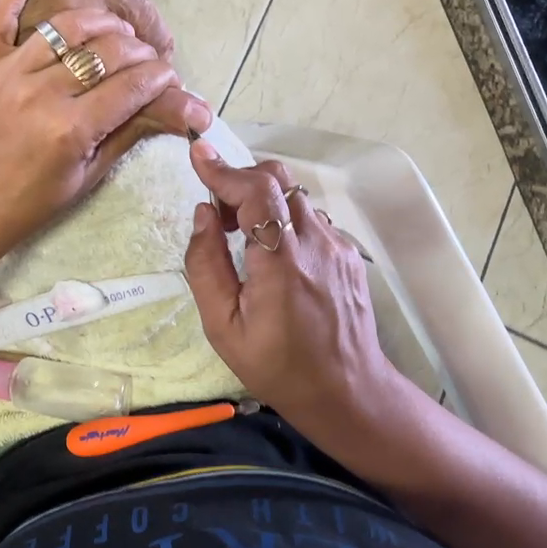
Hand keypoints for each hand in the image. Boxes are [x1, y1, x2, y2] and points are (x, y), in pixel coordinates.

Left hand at [0, 0, 187, 252]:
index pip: (132, 86)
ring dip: (102, 21)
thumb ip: (134, 129)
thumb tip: (192, 109)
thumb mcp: (91, 173)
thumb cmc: (34, 199)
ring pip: (67, 27)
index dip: (160, 76)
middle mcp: (39, 94)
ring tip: (117, 30)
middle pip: (106, 52)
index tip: (169, 74)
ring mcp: (5, 74)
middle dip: (140, 51)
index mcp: (70, 129)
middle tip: (147, 58)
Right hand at [182, 139, 399, 426]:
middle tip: (220, 213)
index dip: (223, 170)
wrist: (349, 394)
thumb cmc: (278, 367)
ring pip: (294, 195)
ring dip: (262, 200)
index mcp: (281, 263)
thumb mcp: (223, 328)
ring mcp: (337, 245)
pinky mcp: (348, 253)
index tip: (197, 154)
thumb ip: (205, 266)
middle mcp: (315, 243)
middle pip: (278, 178)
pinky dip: (283, 220)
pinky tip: (275, 257)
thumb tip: (203, 215)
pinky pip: (309, 218)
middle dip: (241, 180)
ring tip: (243, 238)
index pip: (255, 192)